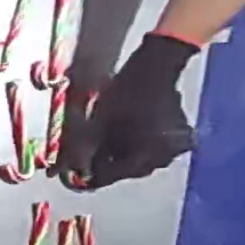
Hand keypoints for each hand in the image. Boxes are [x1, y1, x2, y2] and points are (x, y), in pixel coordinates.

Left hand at [57, 33, 199, 189]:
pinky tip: (120, 140)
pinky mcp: (178, 133)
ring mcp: (175, 145)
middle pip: (127, 169)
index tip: (76, 177)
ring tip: (102, 151)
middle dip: (106, 167)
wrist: (154, 68)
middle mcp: (164, 156)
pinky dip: (134, 147)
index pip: (113, 175)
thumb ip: (82, 153)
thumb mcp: (95, 128)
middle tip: (87, 163)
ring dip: (120, 158)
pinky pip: (152, 148)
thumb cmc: (122, 98)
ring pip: (139, 160)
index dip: (91, 176)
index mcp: (145, 156)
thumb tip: (66, 171)